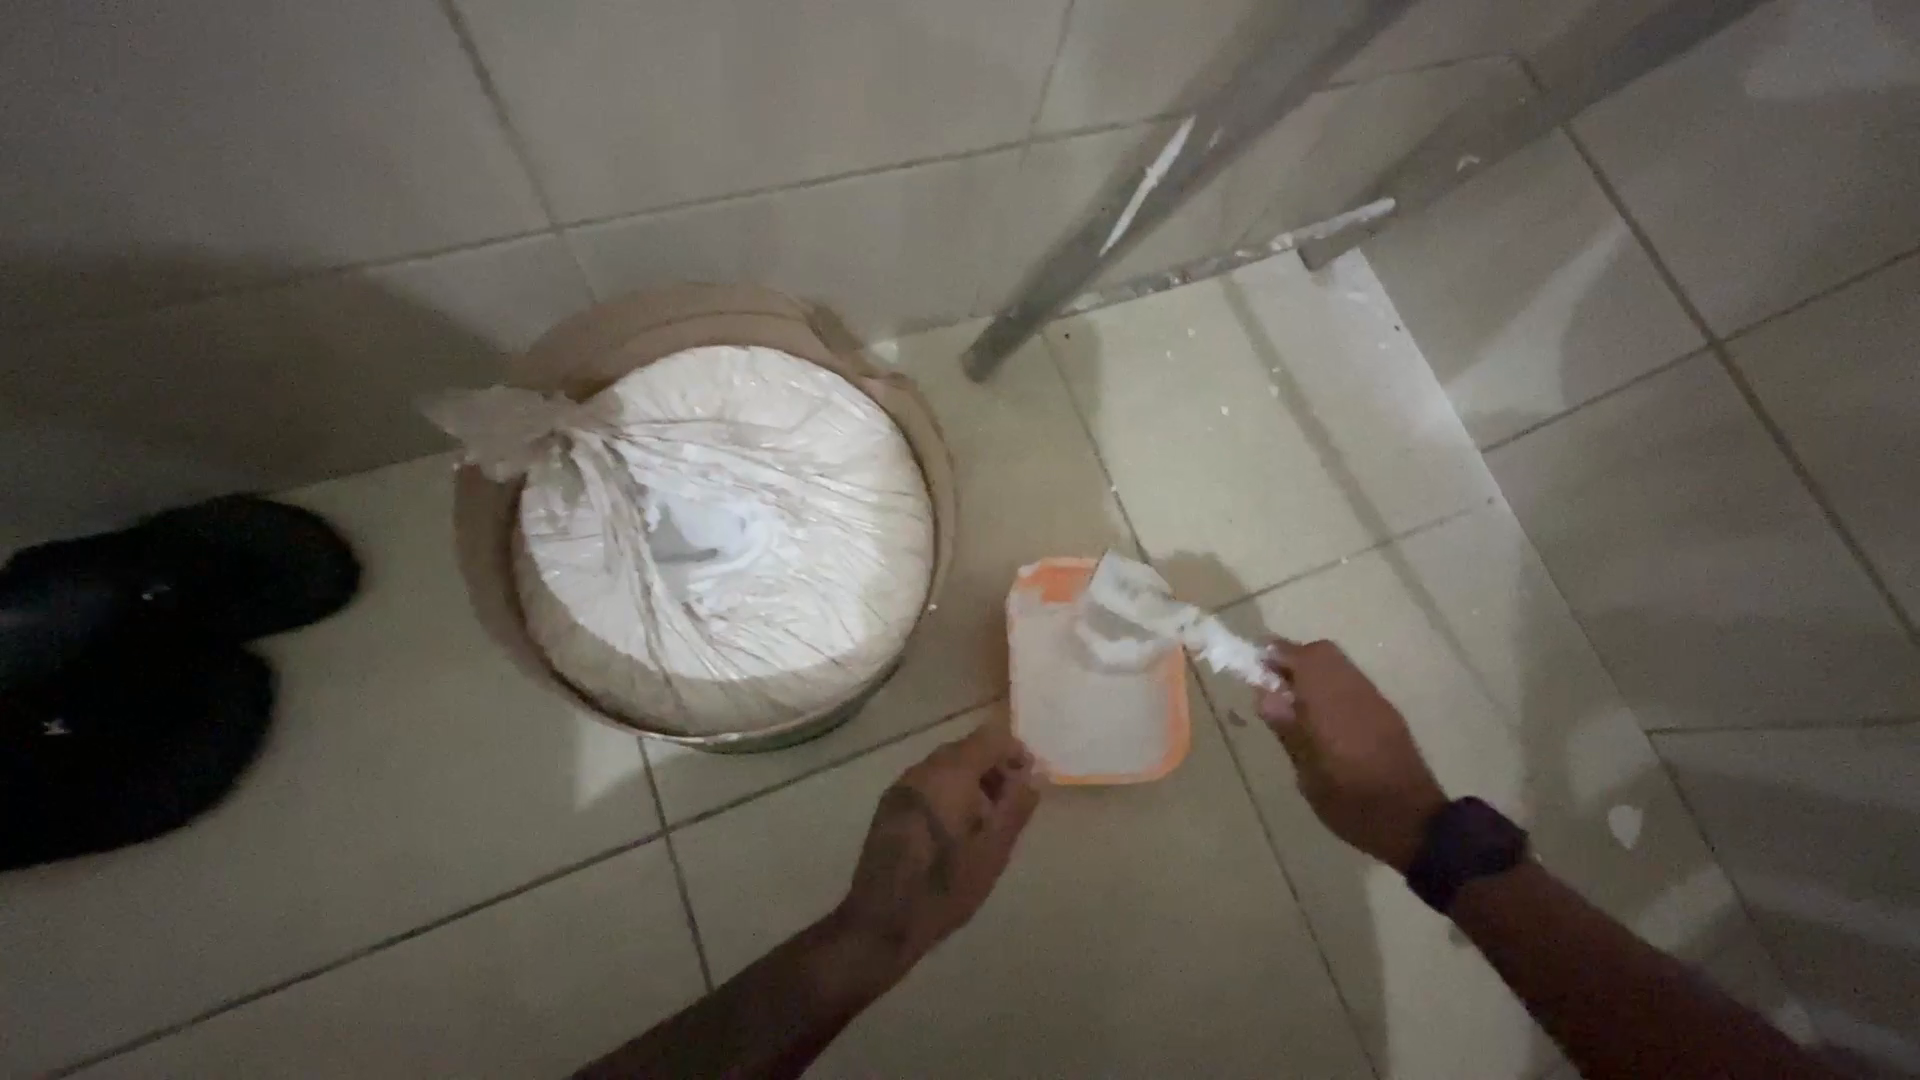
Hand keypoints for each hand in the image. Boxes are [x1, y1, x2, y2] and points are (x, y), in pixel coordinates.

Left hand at [834, 722, 1039, 972]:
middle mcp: (922, 769)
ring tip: (986, 820)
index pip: (990, 738)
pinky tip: (956, 828)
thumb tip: (1032, 775)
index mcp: (949, 773)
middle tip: (1011, 804)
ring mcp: (901, 786)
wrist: (882, 920)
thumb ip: (1016, 805)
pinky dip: (948, 792)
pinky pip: (927, 783)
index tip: (1029, 780)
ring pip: (945, 766)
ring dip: (970, 781)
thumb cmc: (945, 886)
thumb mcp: (994, 850)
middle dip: (993, 768)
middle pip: (966, 749)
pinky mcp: (889, 806)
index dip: (1015, 752)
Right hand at [1259, 638, 1446, 872]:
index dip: (1274, 655)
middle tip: (1272, 682)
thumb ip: (1287, 730)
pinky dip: (1331, 684)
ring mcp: (1374, 701)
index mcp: (1331, 706)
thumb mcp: (1309, 775)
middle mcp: (1354, 693)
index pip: (1300, 659)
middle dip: (1294, 658)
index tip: (1253, 665)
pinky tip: (1323, 715)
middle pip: (1322, 652)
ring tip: (1294, 699)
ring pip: (1340, 665)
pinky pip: (1352, 682)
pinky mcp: (1387, 714)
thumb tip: (1264, 694)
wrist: (1416, 824)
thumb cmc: (1353, 804)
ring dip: (1314, 670)